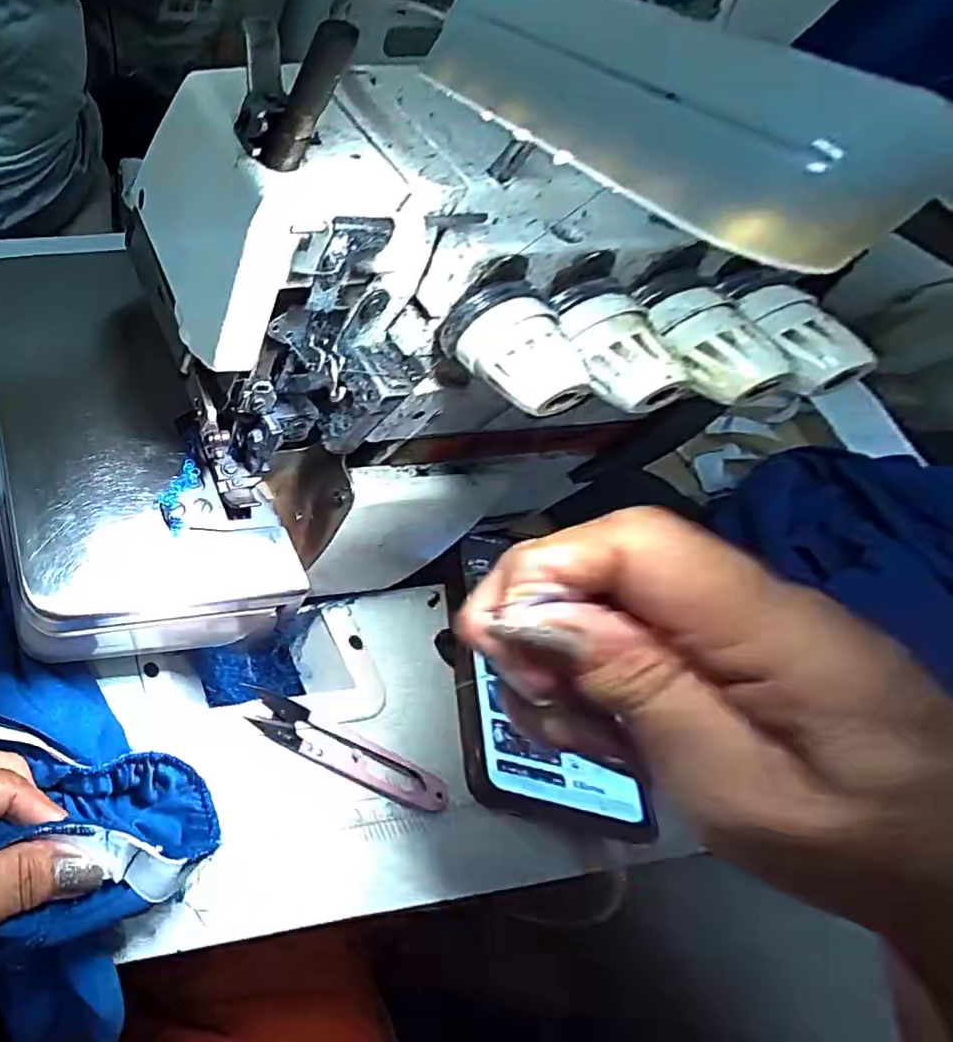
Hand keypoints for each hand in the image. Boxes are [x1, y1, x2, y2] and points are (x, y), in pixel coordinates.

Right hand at [456, 509, 952, 960]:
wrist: (947, 875)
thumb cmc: (857, 842)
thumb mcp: (739, 785)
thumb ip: (640, 688)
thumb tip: (534, 617)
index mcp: (769, 626)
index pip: (632, 541)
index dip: (544, 572)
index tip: (508, 642)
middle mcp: (736, 604)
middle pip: (587, 558)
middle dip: (526, 616)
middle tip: (532, 688)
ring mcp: (712, 625)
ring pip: (577, 598)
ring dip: (541, 657)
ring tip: (570, 727)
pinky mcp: (693, 648)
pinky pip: (598, 632)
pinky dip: (567, 675)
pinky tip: (588, 726)